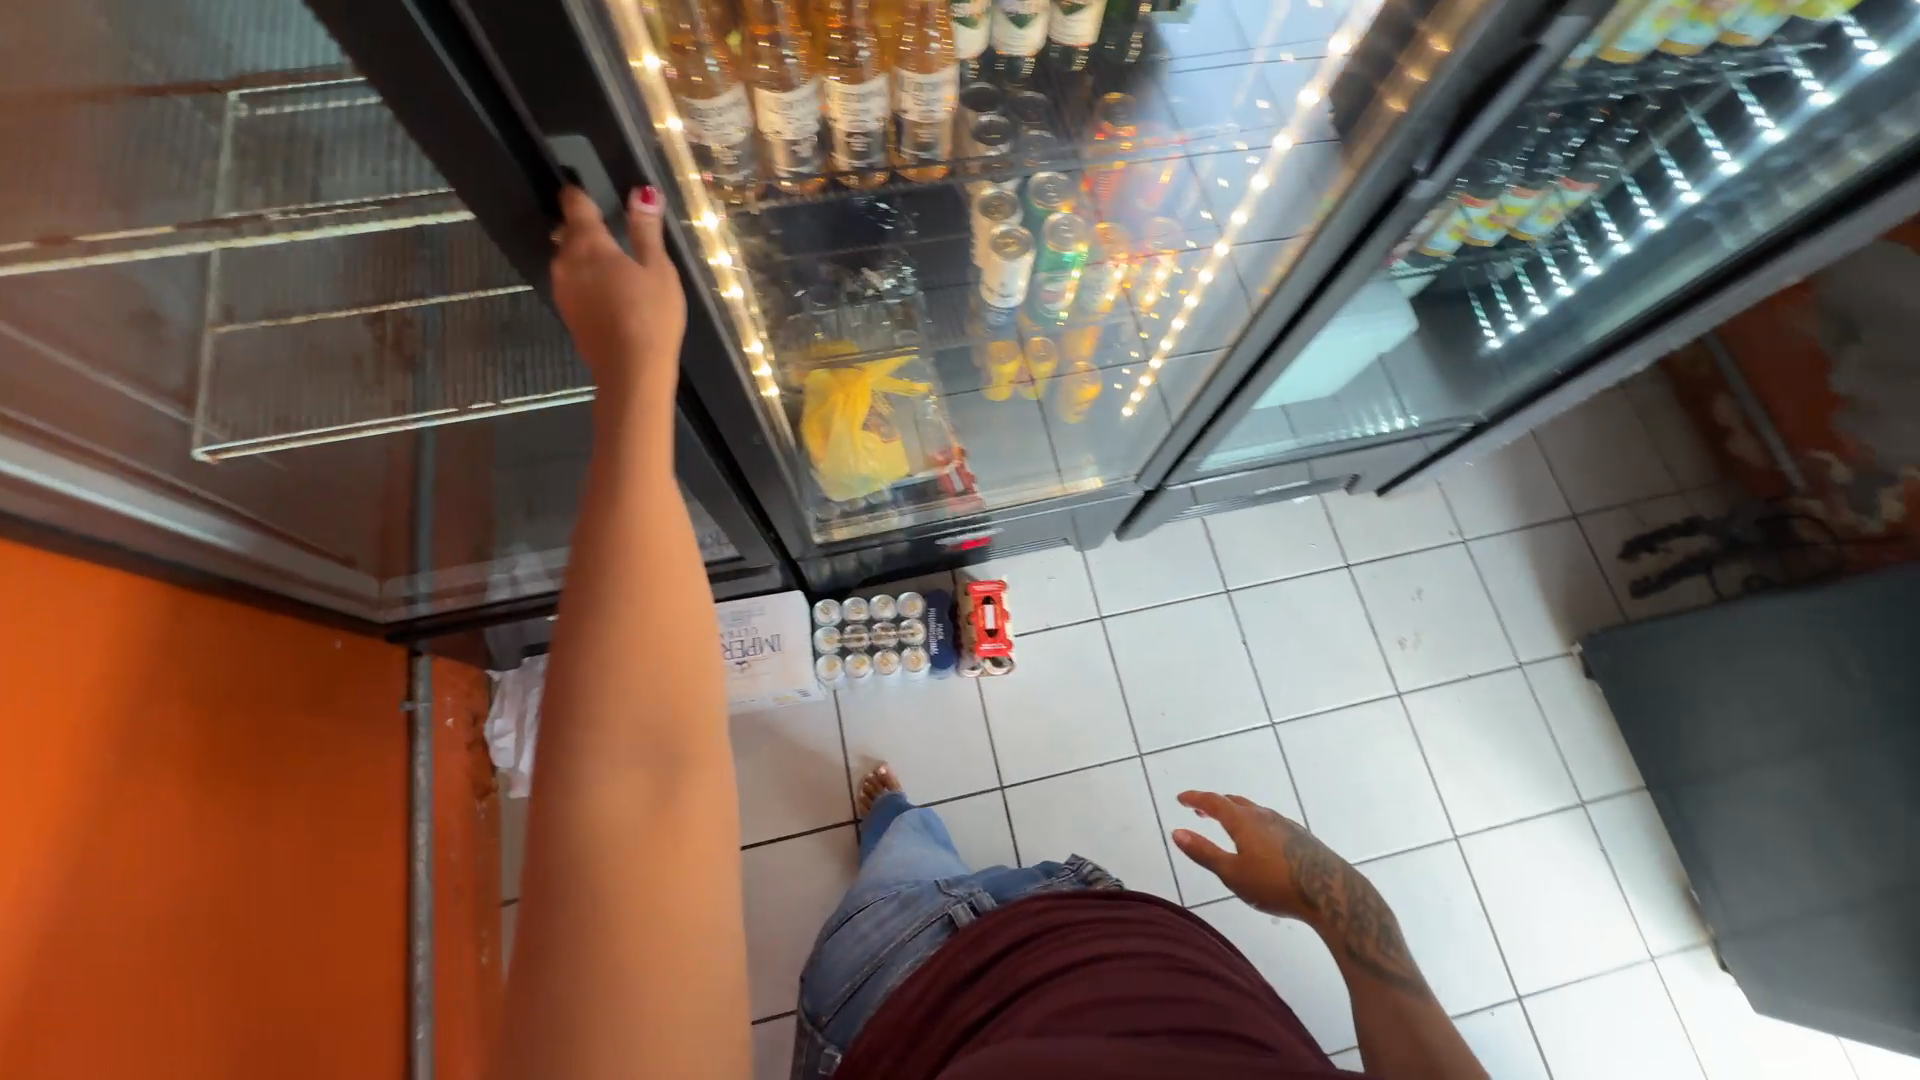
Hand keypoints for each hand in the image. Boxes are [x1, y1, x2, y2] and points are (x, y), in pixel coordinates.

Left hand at [550, 185, 686, 404]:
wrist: (631, 370)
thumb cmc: (651, 316)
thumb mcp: (659, 270)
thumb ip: (647, 230)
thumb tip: (642, 192)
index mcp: (588, 243)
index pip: (574, 203)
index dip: (582, 195)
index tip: (595, 194)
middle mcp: (565, 261)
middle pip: (570, 233)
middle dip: (588, 230)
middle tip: (617, 236)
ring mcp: (562, 289)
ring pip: (570, 260)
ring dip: (589, 259)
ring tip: (618, 269)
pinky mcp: (567, 313)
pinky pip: (574, 285)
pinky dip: (589, 282)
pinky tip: (612, 296)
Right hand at [1171, 791, 1338, 922]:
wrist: (1332, 893)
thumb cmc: (1275, 885)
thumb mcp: (1232, 874)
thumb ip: (1204, 853)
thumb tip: (1176, 832)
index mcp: (1244, 821)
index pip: (1213, 802)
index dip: (1195, 798)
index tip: (1181, 798)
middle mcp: (1264, 816)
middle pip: (1235, 802)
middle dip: (1215, 804)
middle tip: (1201, 811)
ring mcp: (1286, 825)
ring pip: (1255, 811)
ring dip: (1237, 813)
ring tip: (1229, 825)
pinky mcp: (1303, 838)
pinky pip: (1271, 822)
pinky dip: (1255, 824)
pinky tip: (1261, 842)